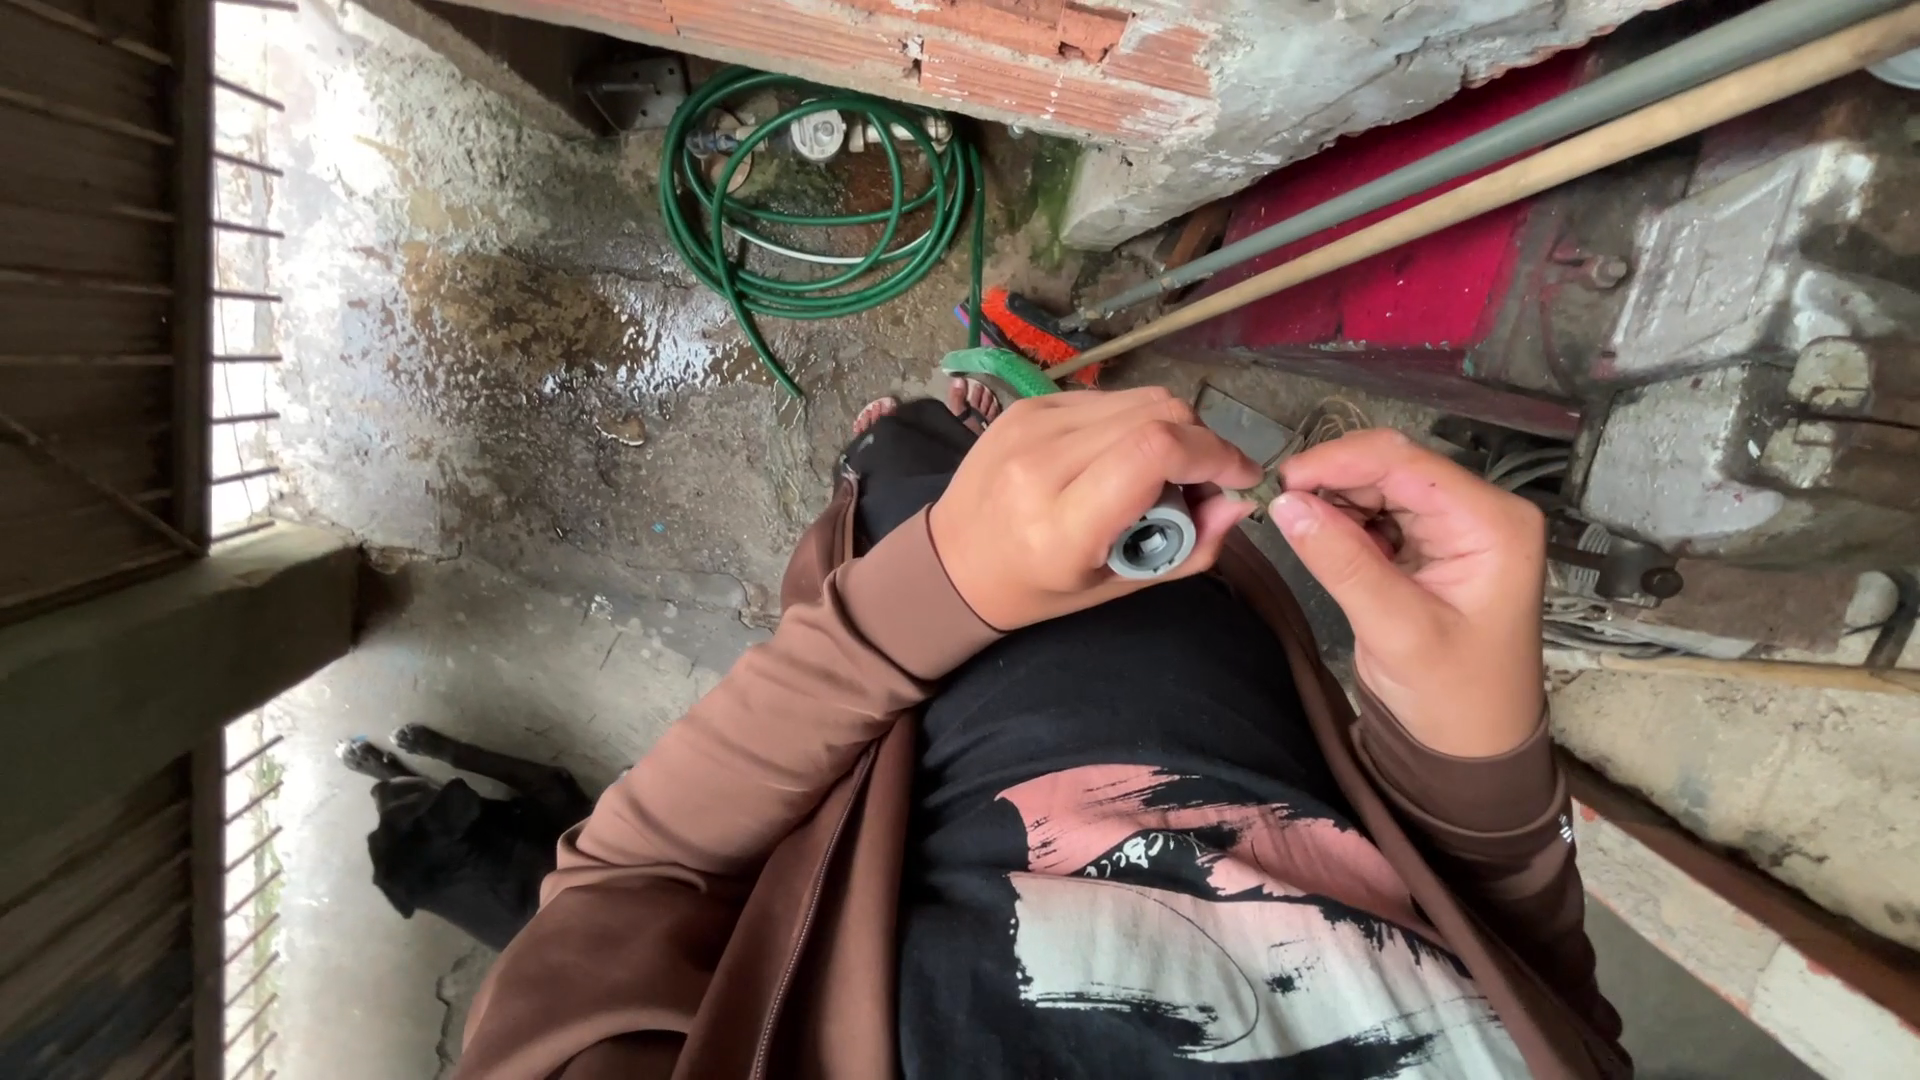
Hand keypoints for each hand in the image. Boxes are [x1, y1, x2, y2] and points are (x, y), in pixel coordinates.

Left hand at [928, 387, 1260, 629]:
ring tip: (1163, 472)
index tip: (1239, 477)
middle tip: (1202, 482)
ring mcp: (1028, 425)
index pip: (1153, 451)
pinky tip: (1119, 456)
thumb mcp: (1115, 585)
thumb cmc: (1037, 588)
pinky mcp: (1025, 406)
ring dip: (1170, 429)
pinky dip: (1132, 422)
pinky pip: (1106, 399)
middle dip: (1201, 442)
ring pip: (1138, 399)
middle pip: (1156, 413)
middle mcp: (1041, 463)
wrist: (953, 560)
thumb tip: (1238, 500)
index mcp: (1060, 523)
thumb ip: (1186, 548)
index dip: (1213, 453)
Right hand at [1272, 429, 1545, 756]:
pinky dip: (1338, 518)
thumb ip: (1340, 561)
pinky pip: (1372, 511)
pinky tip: (1317, 535)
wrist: (1468, 742)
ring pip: (1375, 484)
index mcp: (1489, 522)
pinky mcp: (1425, 543)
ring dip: (1330, 497)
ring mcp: (1450, 526)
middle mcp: (1475, 511)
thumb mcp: (1394, 628)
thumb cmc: (1450, 692)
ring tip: (1294, 523)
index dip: (1337, 462)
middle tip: (1278, 506)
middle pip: (1389, 466)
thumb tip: (1284, 503)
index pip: (1404, 463)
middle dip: (1330, 479)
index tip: (1279, 483)